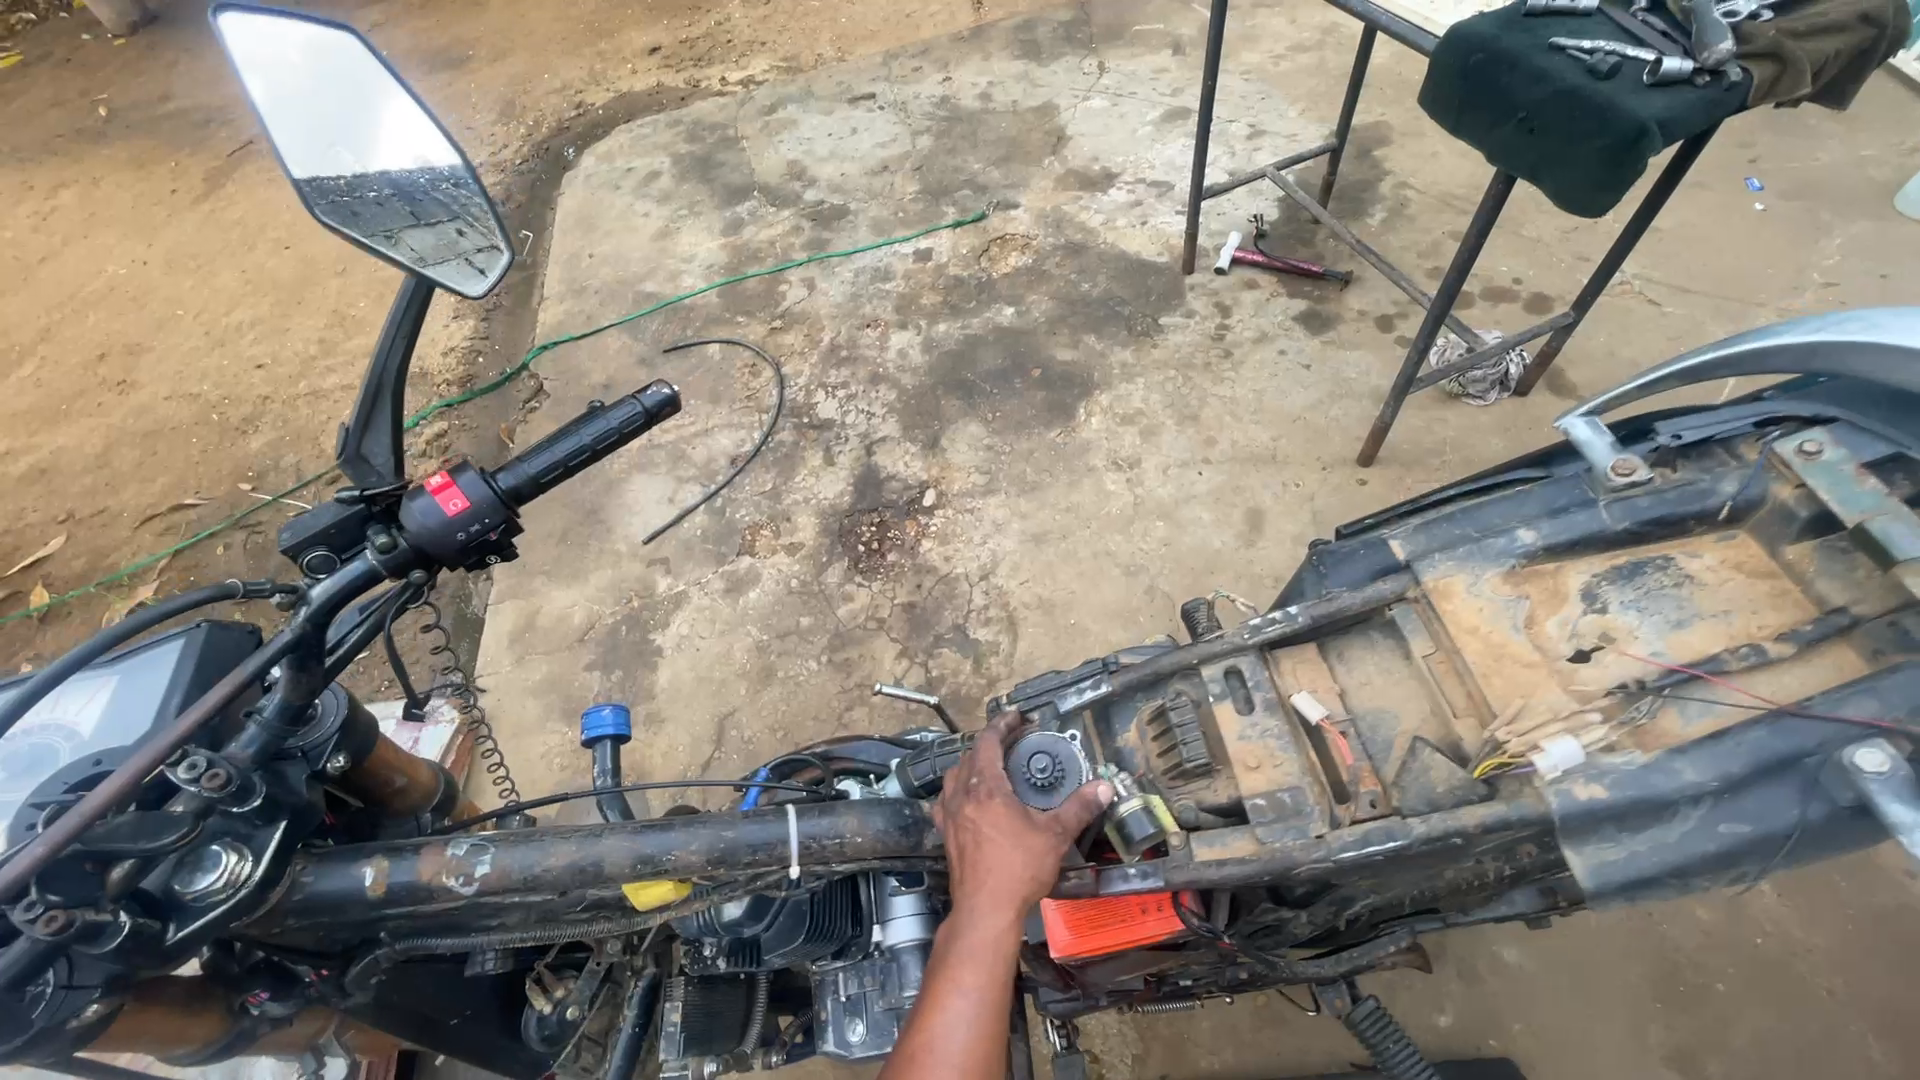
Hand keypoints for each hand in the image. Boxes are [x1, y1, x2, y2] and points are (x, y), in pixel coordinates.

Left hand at [932, 712, 1112, 925]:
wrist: (986, 910)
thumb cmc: (1019, 869)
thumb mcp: (1055, 835)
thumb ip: (1079, 807)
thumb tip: (1104, 787)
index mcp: (986, 787)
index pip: (988, 742)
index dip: (1002, 725)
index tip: (1016, 716)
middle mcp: (962, 795)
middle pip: (969, 755)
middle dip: (989, 743)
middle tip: (1011, 741)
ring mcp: (949, 815)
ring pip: (953, 776)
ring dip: (970, 764)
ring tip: (990, 766)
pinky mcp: (945, 834)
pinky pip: (945, 801)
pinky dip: (955, 791)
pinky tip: (965, 799)